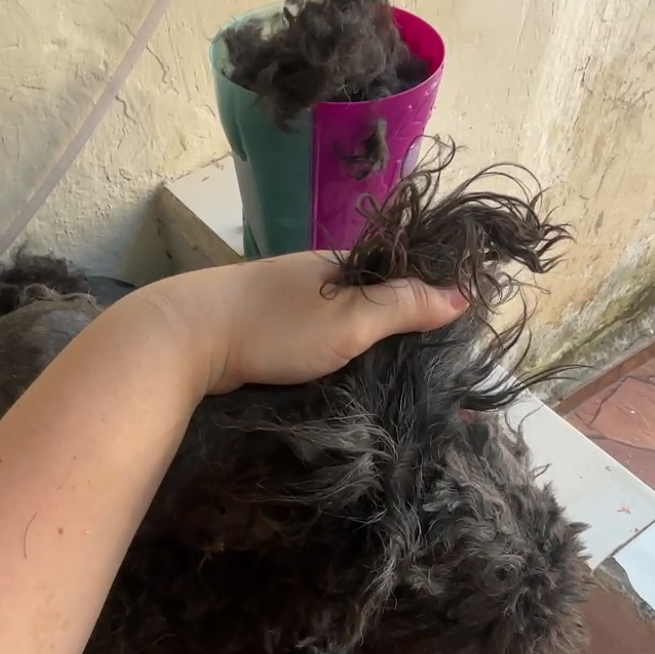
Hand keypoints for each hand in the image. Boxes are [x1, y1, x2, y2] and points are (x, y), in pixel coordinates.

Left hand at [138, 253, 464, 393]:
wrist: (192, 338)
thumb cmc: (276, 326)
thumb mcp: (350, 320)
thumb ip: (403, 306)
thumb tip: (462, 294)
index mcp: (348, 264)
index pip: (409, 277)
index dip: (437, 305)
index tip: (460, 347)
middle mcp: (325, 279)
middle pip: (382, 304)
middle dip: (410, 337)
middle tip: (436, 381)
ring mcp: (297, 305)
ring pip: (352, 327)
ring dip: (376, 352)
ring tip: (404, 388)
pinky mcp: (275, 332)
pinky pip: (325, 343)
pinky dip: (345, 360)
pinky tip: (355, 382)